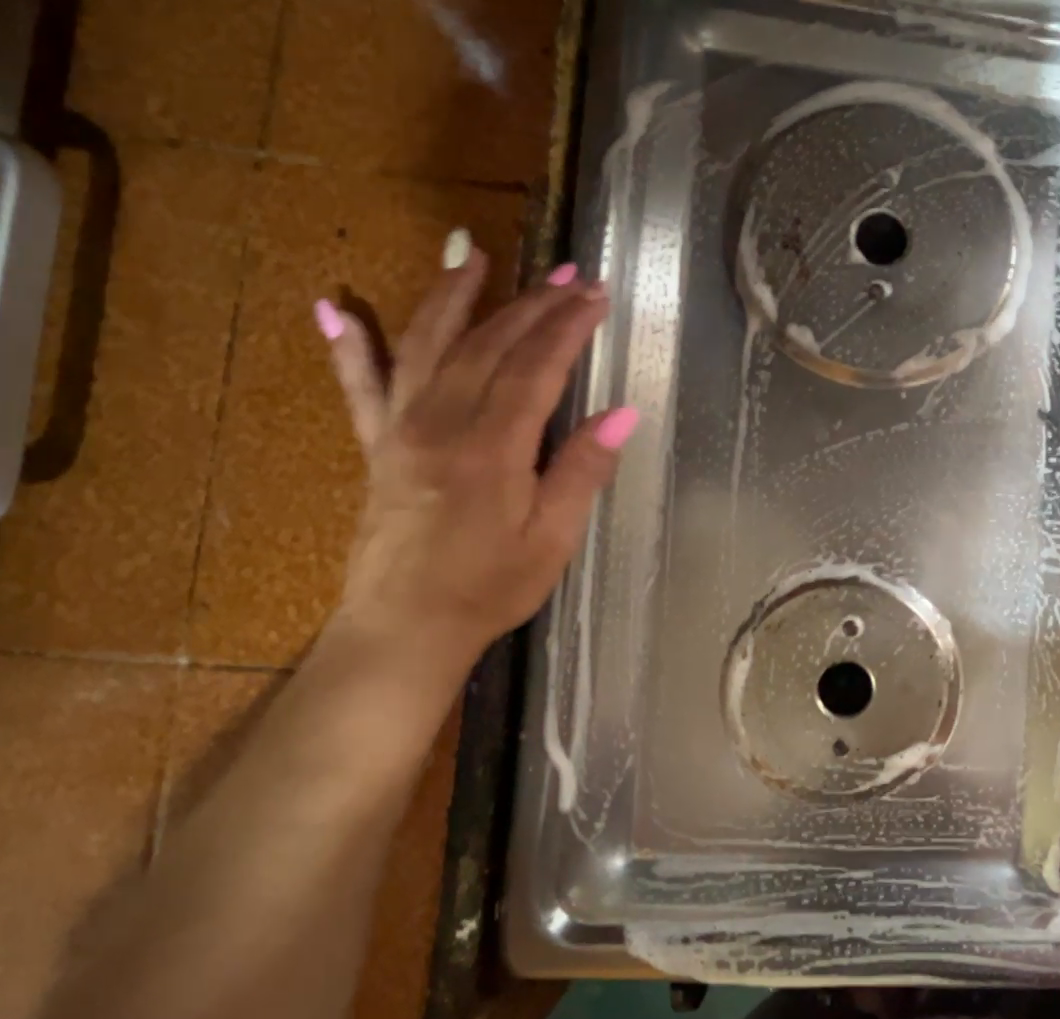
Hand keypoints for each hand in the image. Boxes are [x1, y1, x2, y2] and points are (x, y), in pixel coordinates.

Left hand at [316, 244, 633, 661]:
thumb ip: (581, 471)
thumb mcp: (552, 538)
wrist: (405, 626)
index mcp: (492, 449)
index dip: (567, 327)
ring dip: (453, 297)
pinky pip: (362, 387)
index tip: (596, 294)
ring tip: (470, 254)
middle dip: (530, 304)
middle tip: (567, 272)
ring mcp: (401, 431)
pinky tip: (337, 308)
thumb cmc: (490, 588)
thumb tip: (624, 415)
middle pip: (487, 346)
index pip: (534, 369)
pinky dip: (351, 346)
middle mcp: (441, 425)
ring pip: (428, 347)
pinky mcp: (377, 447)